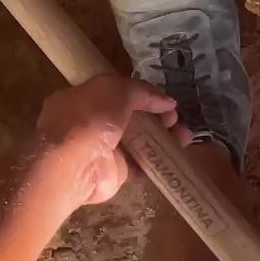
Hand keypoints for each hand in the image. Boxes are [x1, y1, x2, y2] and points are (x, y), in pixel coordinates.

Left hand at [34, 75, 191, 205]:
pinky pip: (140, 163)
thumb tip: (166, 102)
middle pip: (127, 117)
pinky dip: (159, 158)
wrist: (74, 164)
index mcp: (79, 99)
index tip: (162, 100)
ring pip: (137, 140)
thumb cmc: (88, 118)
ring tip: (184, 135)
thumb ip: (140, 91)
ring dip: (163, 136)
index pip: (112, 94)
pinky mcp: (113, 171)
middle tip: (173, 119)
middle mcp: (87, 123)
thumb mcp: (113, 89)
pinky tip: (177, 152)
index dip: (139, 95)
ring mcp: (100, 148)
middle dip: (155, 116)